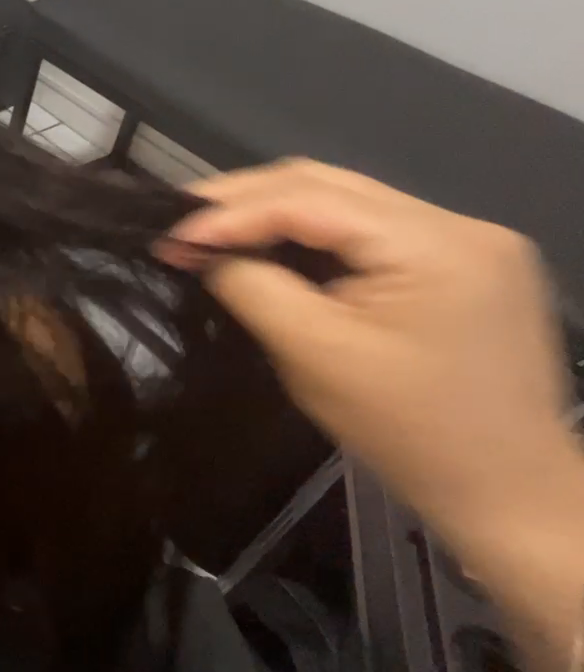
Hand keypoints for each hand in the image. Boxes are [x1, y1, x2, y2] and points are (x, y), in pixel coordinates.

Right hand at [159, 160, 576, 531]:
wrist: (504, 487)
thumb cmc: (405, 425)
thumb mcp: (310, 351)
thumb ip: (249, 285)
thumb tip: (195, 248)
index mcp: (437, 246)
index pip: (308, 199)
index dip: (228, 213)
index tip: (167, 236)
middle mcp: (461, 226)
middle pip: (325, 183)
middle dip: (240, 199)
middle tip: (178, 222)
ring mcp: (465, 242)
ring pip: (340, 198)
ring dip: (267, 210)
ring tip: (209, 231)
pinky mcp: (456, 263)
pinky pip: (361, 226)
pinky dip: (302, 230)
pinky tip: (263, 245)